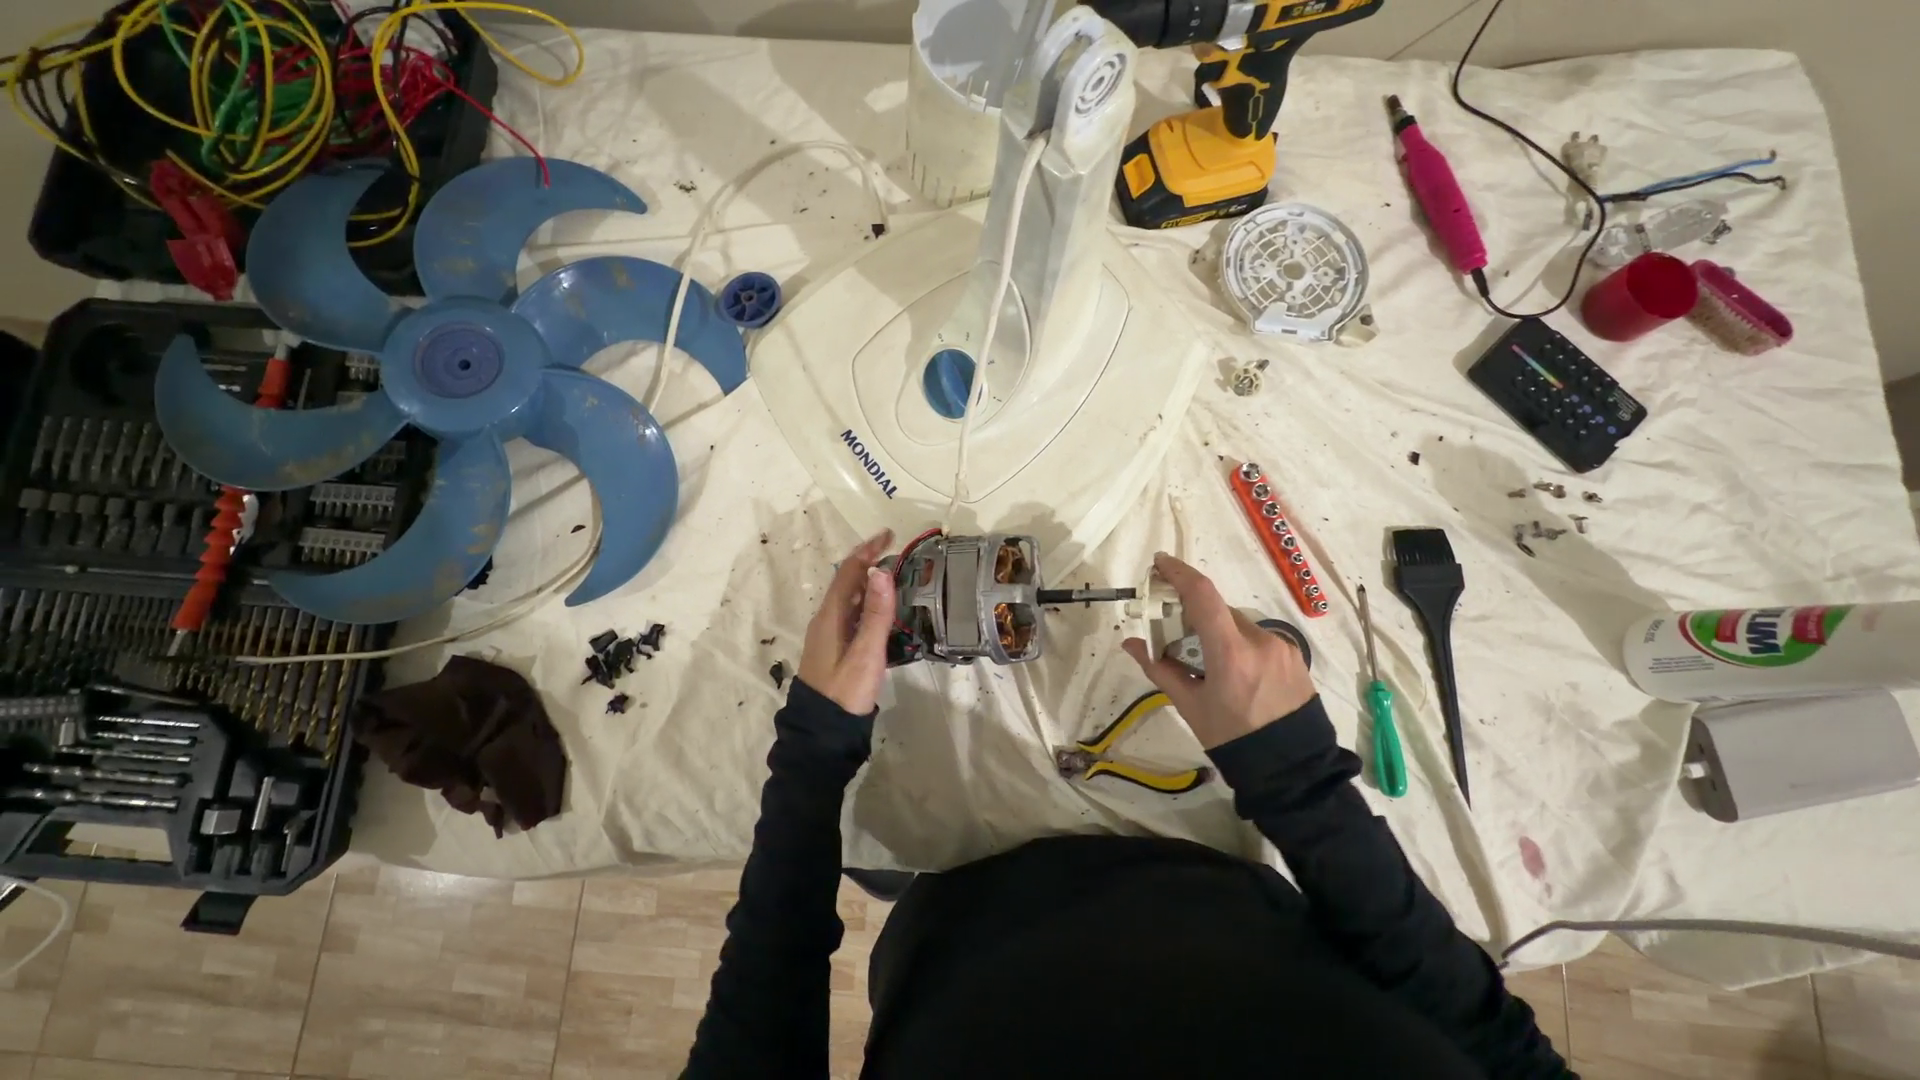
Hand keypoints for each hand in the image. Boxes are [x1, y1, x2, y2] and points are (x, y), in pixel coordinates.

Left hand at [798, 530, 896, 714]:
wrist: (823, 730)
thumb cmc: (846, 691)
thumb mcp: (867, 653)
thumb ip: (877, 613)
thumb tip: (881, 571)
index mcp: (831, 616)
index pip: (849, 572)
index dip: (868, 550)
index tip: (889, 534)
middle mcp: (826, 620)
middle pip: (847, 582)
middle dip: (869, 562)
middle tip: (897, 553)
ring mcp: (828, 635)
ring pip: (849, 599)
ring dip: (869, 583)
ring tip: (894, 576)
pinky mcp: (834, 649)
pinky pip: (851, 614)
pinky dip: (867, 603)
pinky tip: (882, 611)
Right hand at [1122, 552, 1315, 748]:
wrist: (1292, 768)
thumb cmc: (1232, 739)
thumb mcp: (1191, 706)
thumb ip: (1159, 669)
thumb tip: (1130, 642)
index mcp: (1230, 653)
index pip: (1203, 596)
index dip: (1179, 572)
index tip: (1159, 563)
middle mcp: (1259, 640)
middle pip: (1218, 611)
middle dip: (1193, 614)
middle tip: (1174, 632)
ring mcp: (1281, 646)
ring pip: (1238, 624)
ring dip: (1218, 632)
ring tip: (1207, 664)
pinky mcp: (1294, 655)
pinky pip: (1257, 638)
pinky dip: (1239, 644)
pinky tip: (1235, 673)